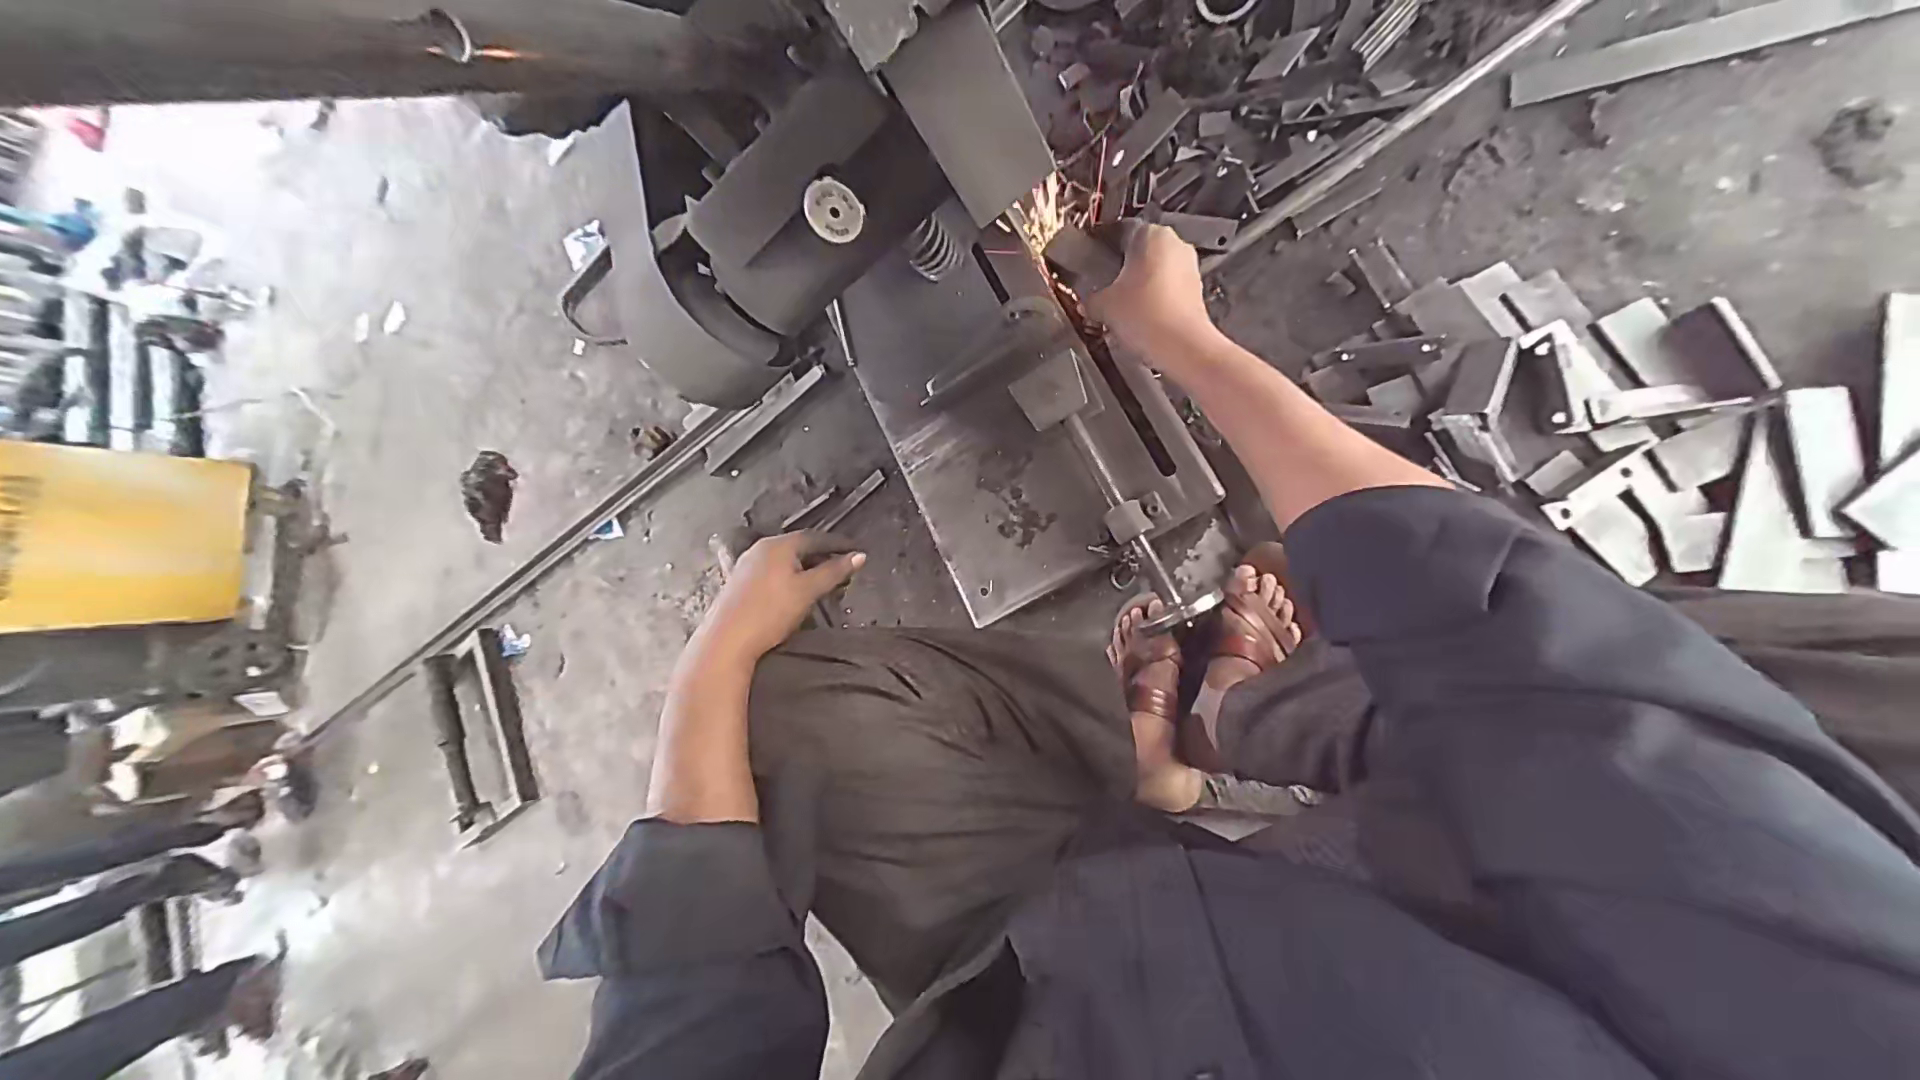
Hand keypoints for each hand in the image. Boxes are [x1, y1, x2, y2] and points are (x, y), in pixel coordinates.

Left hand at [692, 531, 865, 664]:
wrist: (727, 640)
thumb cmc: (770, 612)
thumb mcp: (808, 591)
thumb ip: (834, 571)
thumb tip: (860, 556)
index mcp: (778, 545)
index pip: (815, 537)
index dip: (838, 544)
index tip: (856, 551)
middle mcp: (761, 548)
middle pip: (799, 546)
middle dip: (822, 555)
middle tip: (843, 566)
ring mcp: (747, 564)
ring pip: (785, 559)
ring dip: (806, 566)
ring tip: (823, 579)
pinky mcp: (740, 582)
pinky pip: (773, 570)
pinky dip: (790, 575)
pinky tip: (796, 589)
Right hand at [1083, 224, 1216, 362]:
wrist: (1181, 347)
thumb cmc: (1146, 315)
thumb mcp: (1103, 306)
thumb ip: (1091, 300)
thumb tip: (1087, 303)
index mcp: (1151, 234)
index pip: (1120, 231)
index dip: (1102, 247)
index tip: (1092, 260)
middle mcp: (1175, 244)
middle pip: (1139, 253)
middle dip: (1121, 271)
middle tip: (1103, 290)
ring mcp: (1188, 268)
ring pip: (1155, 272)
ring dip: (1138, 287)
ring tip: (1120, 310)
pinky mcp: (1195, 292)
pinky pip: (1167, 291)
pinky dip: (1153, 302)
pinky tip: (1139, 320)